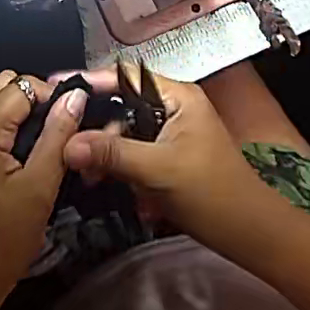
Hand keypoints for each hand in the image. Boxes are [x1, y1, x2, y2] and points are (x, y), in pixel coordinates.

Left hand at [0, 70, 85, 307]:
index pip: (23, 85)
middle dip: (30, 99)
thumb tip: (76, 96)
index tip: (68, 121)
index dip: (51, 97)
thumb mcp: (40, 188)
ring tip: (27, 141)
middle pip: (0, 84)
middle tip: (51, 131)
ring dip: (6, 108)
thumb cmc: (1, 242)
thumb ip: (58, 135)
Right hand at [61, 68, 268, 242]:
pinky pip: (136, 152)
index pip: (126, 76)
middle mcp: (174, 106)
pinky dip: (122, 167)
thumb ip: (112, 154)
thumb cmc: (212, 193)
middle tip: (71, 149)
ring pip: (127, 132)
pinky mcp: (170, 155)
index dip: (91, 79)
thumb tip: (68, 144)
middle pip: (122, 105)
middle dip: (98, 129)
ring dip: (108, 153)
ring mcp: (173, 132)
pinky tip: (112, 183)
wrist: (250, 234)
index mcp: (177, 96)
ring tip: (90, 176)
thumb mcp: (158, 170)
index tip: (59, 83)